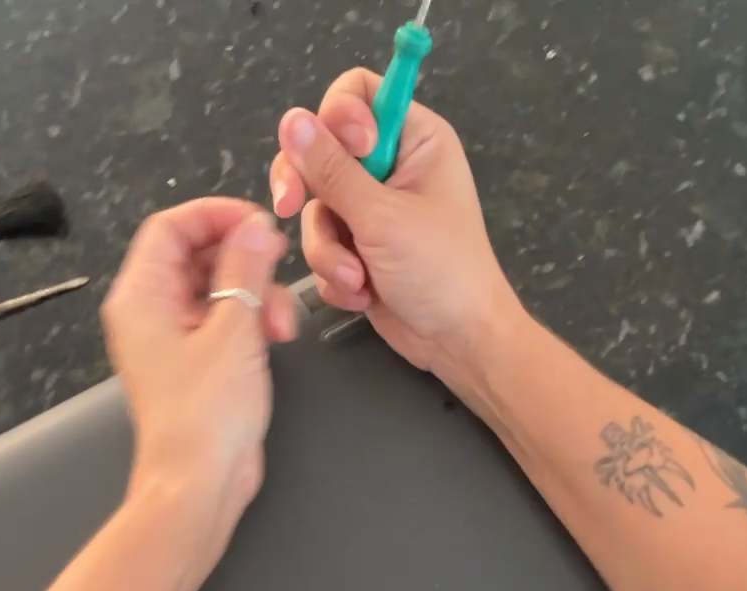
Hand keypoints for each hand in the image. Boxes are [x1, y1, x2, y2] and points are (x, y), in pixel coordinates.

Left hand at [102, 198, 296, 545]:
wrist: (200, 483)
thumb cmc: (206, 412)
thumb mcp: (232, 331)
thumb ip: (245, 270)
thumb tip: (254, 227)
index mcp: (141, 296)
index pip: (171, 228)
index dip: (216, 216)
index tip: (260, 224)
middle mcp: (151, 313)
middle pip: (197, 257)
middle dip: (245, 263)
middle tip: (281, 269)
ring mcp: (174, 340)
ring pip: (218, 291)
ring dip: (256, 297)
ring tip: (283, 326)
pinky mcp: (198, 365)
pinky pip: (224, 324)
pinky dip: (251, 323)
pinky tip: (276, 338)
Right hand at [268, 69, 526, 400]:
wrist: (457, 340)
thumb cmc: (441, 270)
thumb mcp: (383, 217)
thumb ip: (333, 171)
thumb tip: (292, 123)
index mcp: (414, 139)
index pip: (357, 95)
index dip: (337, 117)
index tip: (341, 152)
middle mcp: (389, 169)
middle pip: (321, 153)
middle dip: (307, 189)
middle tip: (289, 207)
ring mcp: (370, 213)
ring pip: (317, 211)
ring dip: (329, 252)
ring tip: (358, 280)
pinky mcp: (357, 251)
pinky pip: (324, 249)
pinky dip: (336, 276)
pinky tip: (363, 295)